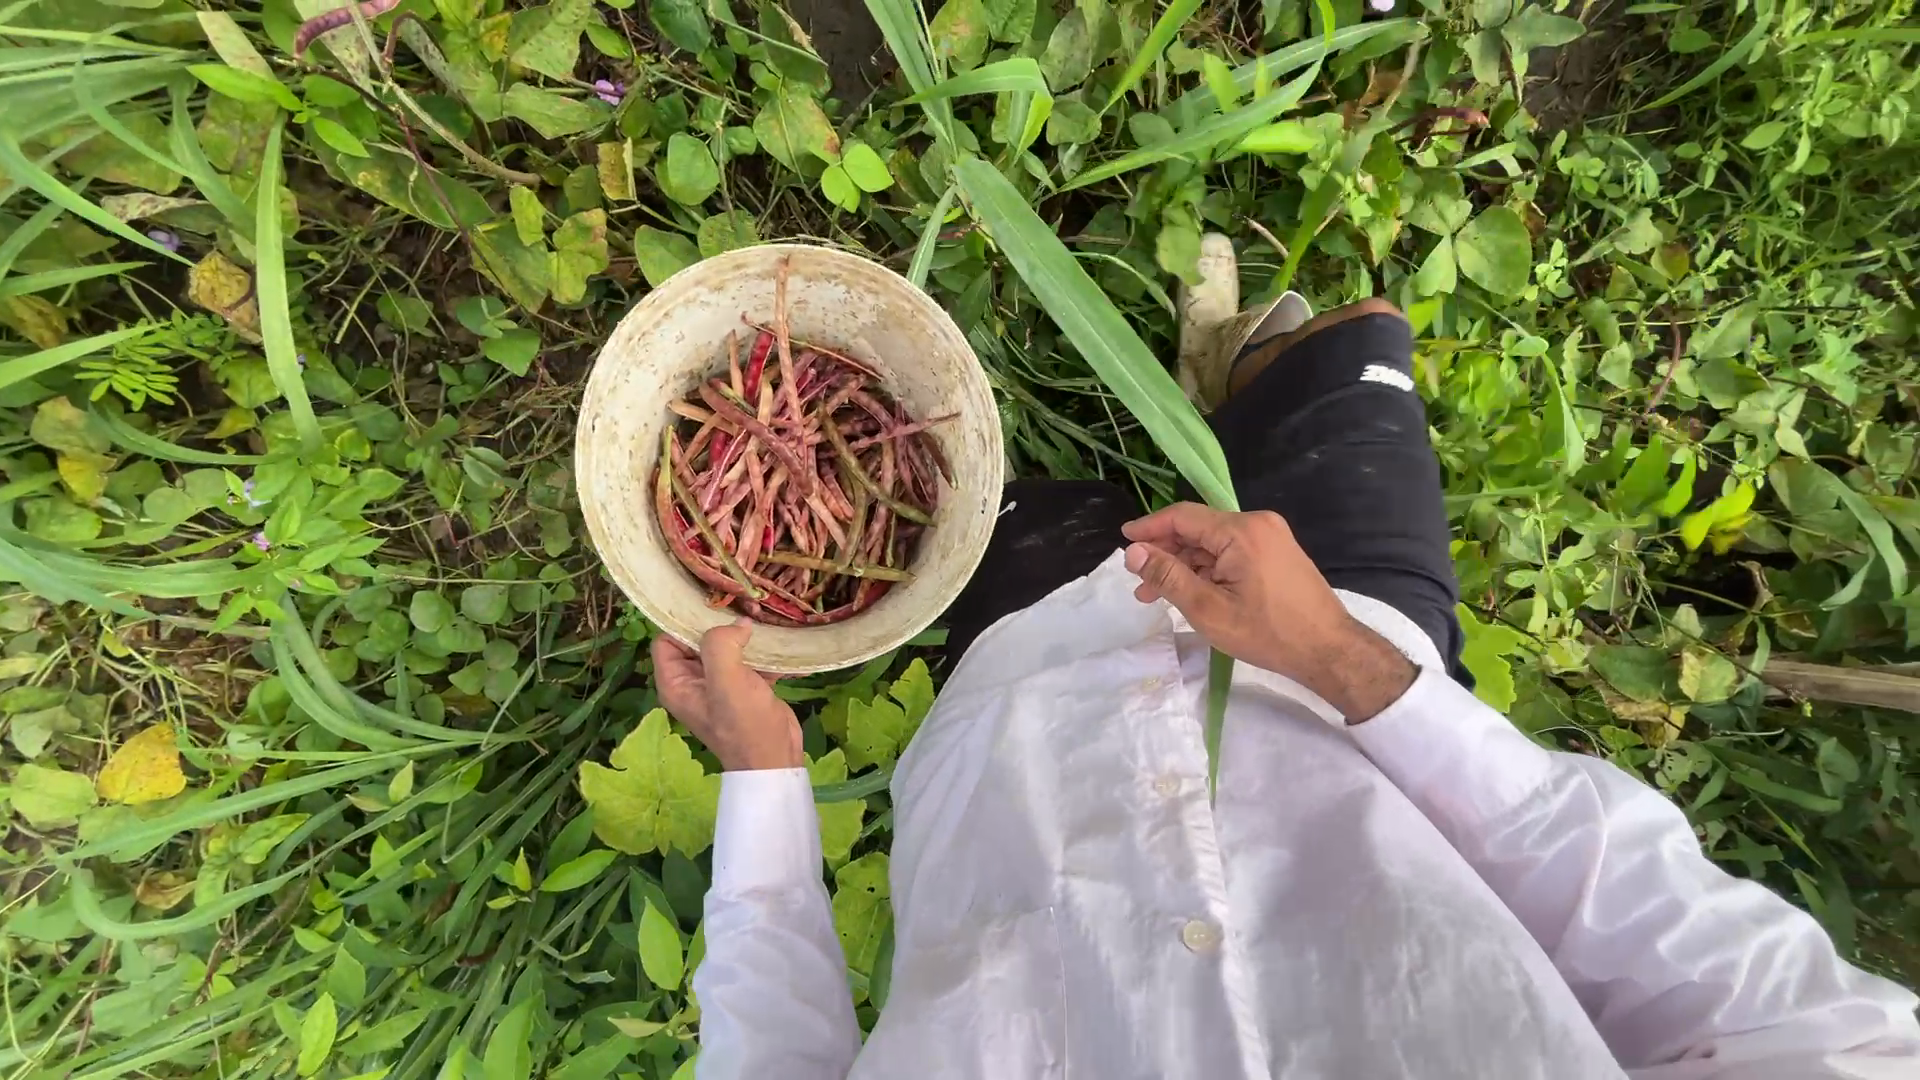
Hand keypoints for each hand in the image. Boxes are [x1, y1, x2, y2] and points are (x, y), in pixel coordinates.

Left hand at [652, 619, 803, 769]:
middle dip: (720, 624)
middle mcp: (693, 682)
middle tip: (745, 609)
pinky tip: (780, 643)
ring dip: (745, 635)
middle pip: (698, 640)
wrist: (775, 759)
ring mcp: (720, 685)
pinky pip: (748, 660)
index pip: (667, 640)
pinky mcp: (745, 687)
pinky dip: (763, 651)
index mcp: (676, 683)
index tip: (714, 607)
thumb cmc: (744, 724)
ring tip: (763, 619)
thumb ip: (721, 645)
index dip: (686, 622)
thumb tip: (738, 625)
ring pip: (726, 648)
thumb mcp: (726, 681)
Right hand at [1121, 503, 1416, 721]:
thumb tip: (1132, 553)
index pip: (1182, 517)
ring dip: (1184, 565)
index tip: (1123, 541)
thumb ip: (1167, 576)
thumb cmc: (1267, 632)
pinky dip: (1206, 569)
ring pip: (1212, 544)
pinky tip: (1190, 591)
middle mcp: (1256, 524)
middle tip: (1139, 582)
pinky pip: (1230, 553)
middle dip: (1164, 554)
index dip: (1148, 528)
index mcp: (1241, 531)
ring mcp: (1269, 537)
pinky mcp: (1275, 553)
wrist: (1330, 652)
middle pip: (1197, 530)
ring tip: (1158, 594)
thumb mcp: (1207, 609)